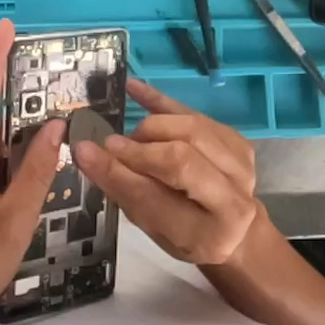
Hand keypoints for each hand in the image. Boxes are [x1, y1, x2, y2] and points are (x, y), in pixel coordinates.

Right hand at [74, 77, 261, 265]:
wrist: (235, 228)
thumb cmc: (186, 235)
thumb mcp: (152, 227)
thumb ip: (122, 189)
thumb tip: (84, 151)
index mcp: (209, 237)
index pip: (156, 199)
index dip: (120, 173)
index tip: (87, 152)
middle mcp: (235, 200)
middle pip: (181, 159)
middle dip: (138, 148)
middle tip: (110, 145)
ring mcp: (241, 165)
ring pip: (190, 129)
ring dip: (152, 127)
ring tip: (130, 137)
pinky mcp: (236, 139)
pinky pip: (193, 112)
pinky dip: (161, 101)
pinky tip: (133, 87)